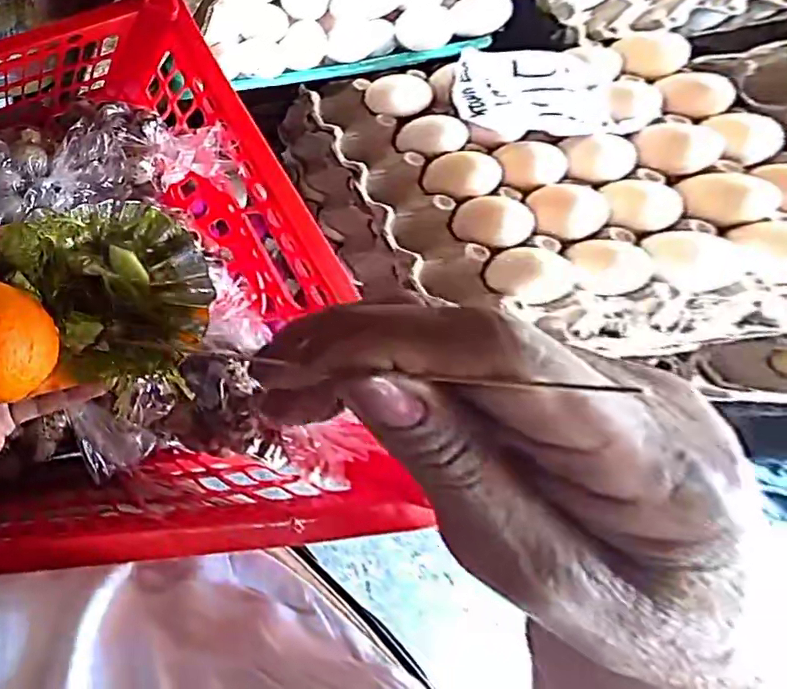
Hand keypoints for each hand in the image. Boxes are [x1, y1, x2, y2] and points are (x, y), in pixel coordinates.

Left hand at [0, 218, 100, 515]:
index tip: (30, 236)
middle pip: (4, 312)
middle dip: (37, 295)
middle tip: (81, 271)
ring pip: (30, 353)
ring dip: (62, 338)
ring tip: (103, 315)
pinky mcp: (2, 418)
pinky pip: (40, 400)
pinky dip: (70, 390)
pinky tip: (103, 376)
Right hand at [259, 305, 764, 688]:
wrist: (691, 634)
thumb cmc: (619, 622)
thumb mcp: (531, 570)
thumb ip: (454, 470)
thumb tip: (364, 381)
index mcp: (648, 447)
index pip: (499, 351)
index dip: (384, 344)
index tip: (301, 373)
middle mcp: (625, 385)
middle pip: (455, 329)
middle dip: (345, 345)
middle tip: (270, 383)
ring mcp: (589, 371)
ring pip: (438, 326)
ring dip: (344, 347)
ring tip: (284, 386)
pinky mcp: (550, 373)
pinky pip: (442, 345)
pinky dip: (370, 357)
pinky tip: (329, 381)